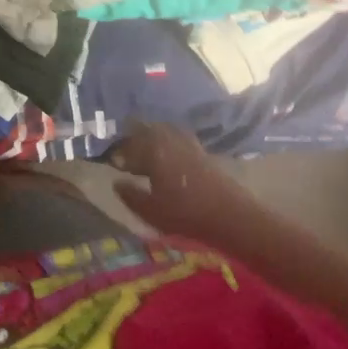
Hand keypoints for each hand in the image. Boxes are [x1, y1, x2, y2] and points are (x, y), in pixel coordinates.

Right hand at [106, 123, 260, 244]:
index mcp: (152, 149)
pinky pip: (178, 139)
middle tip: (128, 157)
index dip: (119, 155)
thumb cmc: (186, 213)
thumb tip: (116, 182)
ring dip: (152, 140)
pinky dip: (169, 145)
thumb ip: (130, 195)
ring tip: (147, 156)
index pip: (128, 144)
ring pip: (162, 132)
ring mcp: (187, 143)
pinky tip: (169, 160)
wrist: (233, 217)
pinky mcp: (202, 151)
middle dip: (134, 141)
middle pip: (145, 131)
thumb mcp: (151, 211)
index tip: (114, 165)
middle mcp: (168, 139)